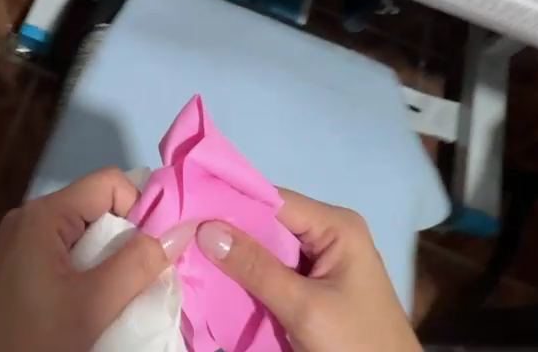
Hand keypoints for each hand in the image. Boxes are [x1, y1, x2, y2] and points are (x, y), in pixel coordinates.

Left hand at [0, 168, 188, 351]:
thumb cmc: (30, 341)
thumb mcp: (91, 307)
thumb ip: (137, 265)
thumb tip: (180, 228)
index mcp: (45, 212)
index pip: (110, 183)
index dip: (141, 210)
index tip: (157, 254)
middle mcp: (31, 217)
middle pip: (98, 209)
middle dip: (128, 241)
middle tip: (144, 283)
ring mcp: (20, 244)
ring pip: (84, 237)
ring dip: (109, 264)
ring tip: (121, 300)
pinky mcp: (16, 271)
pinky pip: (65, 257)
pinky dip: (87, 277)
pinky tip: (95, 309)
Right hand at [197, 188, 419, 351]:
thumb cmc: (357, 348)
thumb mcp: (305, 309)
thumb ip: (256, 268)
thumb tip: (204, 227)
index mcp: (336, 226)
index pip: (273, 199)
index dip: (230, 199)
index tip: (186, 203)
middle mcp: (328, 234)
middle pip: (267, 221)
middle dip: (228, 228)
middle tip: (180, 229)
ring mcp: (321, 263)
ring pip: (267, 247)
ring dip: (234, 253)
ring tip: (188, 249)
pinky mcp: (313, 290)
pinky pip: (273, 272)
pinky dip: (247, 276)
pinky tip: (214, 277)